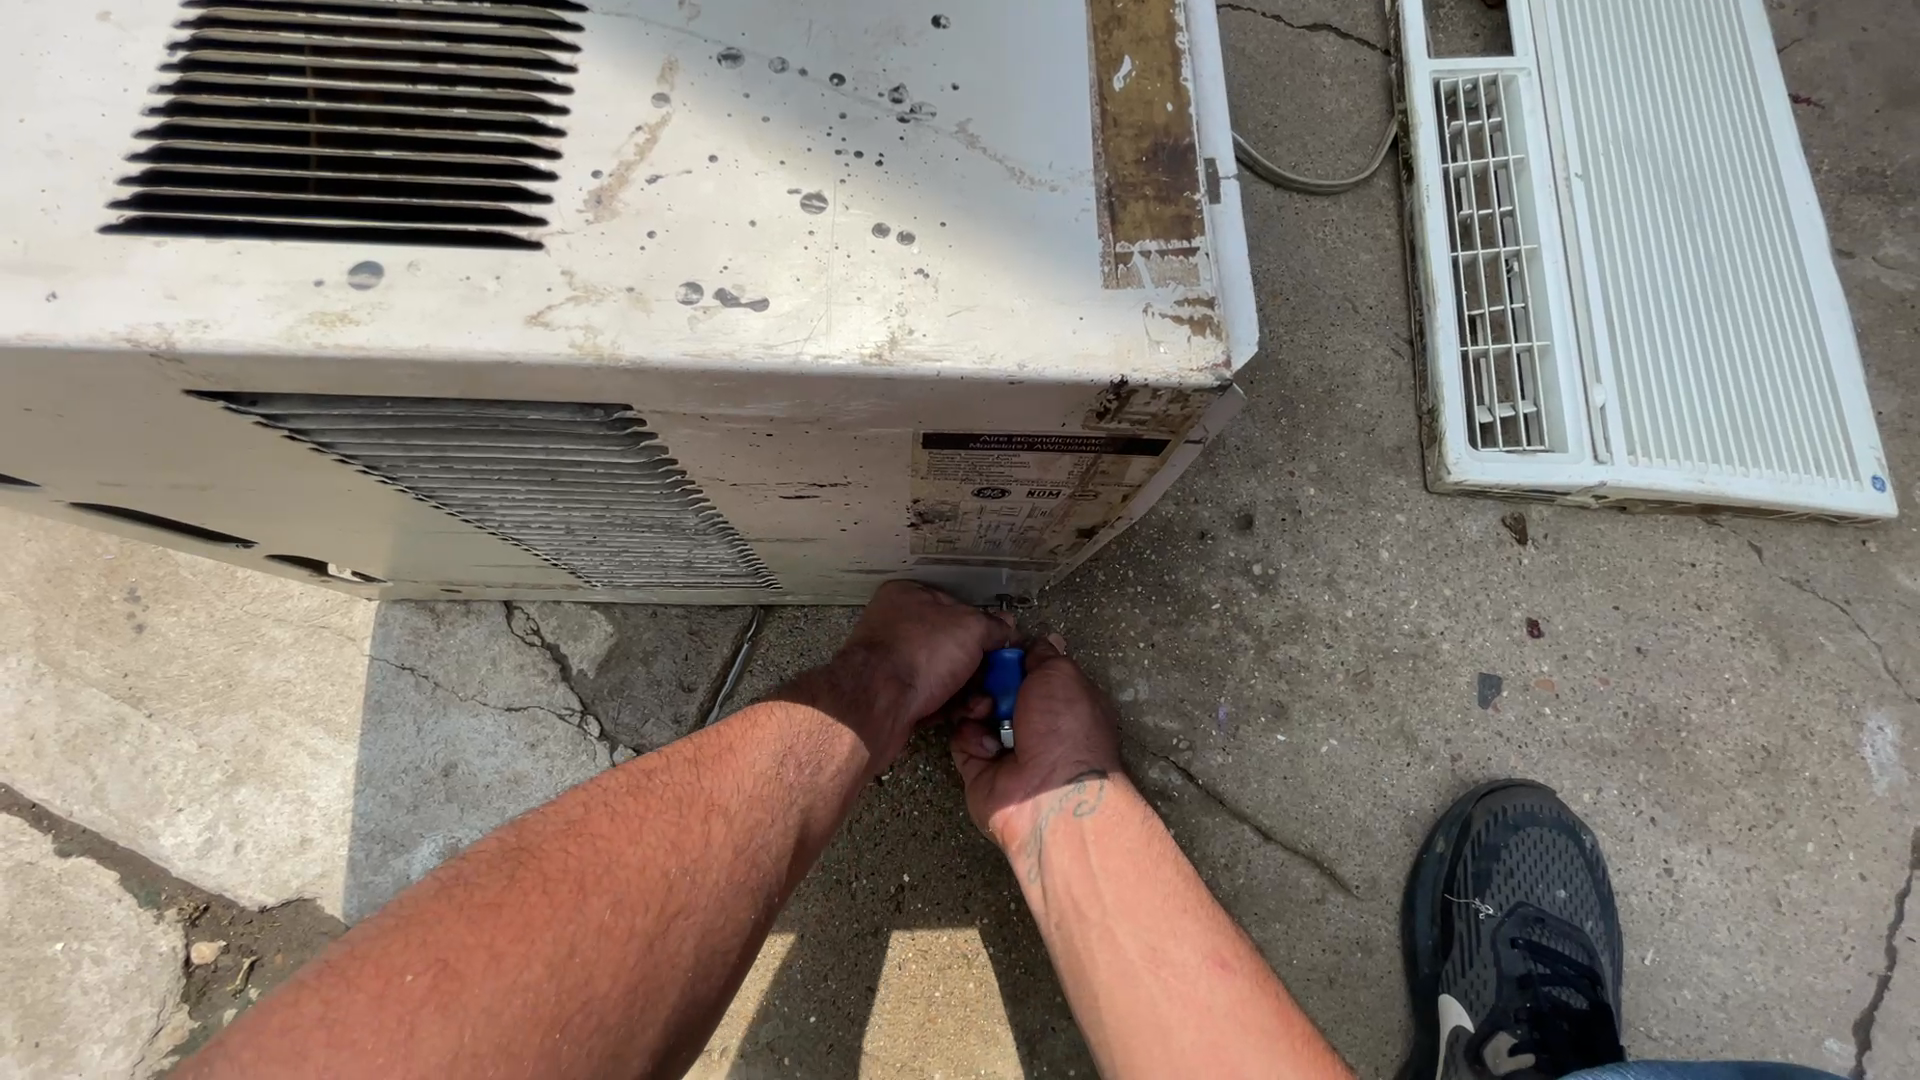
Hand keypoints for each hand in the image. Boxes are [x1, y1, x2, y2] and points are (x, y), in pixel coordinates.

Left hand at [805, 581, 1014, 770]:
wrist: (877, 703)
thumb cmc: (922, 652)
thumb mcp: (970, 627)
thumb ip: (992, 626)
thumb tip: (1007, 626)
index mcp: (908, 595)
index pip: (957, 607)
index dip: (984, 628)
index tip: (1004, 648)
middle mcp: (896, 625)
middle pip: (952, 644)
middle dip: (979, 668)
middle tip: (997, 683)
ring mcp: (892, 662)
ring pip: (943, 674)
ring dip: (968, 692)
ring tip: (981, 706)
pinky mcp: (892, 695)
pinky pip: (929, 697)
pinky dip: (948, 706)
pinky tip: (962, 715)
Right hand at [949, 634, 1123, 854]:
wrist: (1049, 793)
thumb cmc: (1065, 729)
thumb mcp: (1061, 674)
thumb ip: (1043, 655)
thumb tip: (1039, 643)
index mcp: (1061, 699)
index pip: (1029, 669)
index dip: (1012, 658)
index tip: (999, 650)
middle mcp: (1035, 723)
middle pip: (998, 687)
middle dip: (989, 680)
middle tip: (991, 682)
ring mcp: (1006, 745)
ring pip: (975, 710)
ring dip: (976, 706)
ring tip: (985, 712)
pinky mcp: (979, 766)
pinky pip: (962, 738)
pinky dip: (970, 736)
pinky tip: (986, 744)